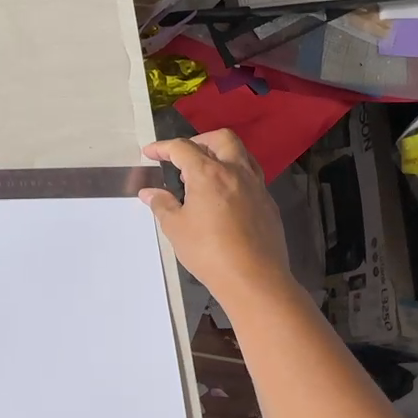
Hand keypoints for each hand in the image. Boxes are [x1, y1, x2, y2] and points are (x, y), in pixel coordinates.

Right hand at [138, 131, 292, 306]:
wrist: (254, 278)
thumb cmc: (208, 251)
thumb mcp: (175, 227)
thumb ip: (162, 204)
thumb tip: (149, 193)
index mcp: (209, 174)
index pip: (183, 148)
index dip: (162, 147)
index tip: (150, 152)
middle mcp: (236, 172)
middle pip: (221, 139)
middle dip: (198, 141)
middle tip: (182, 156)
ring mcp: (256, 187)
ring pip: (241, 155)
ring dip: (220, 155)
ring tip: (202, 174)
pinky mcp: (267, 204)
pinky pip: (250, 177)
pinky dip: (232, 176)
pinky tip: (222, 197)